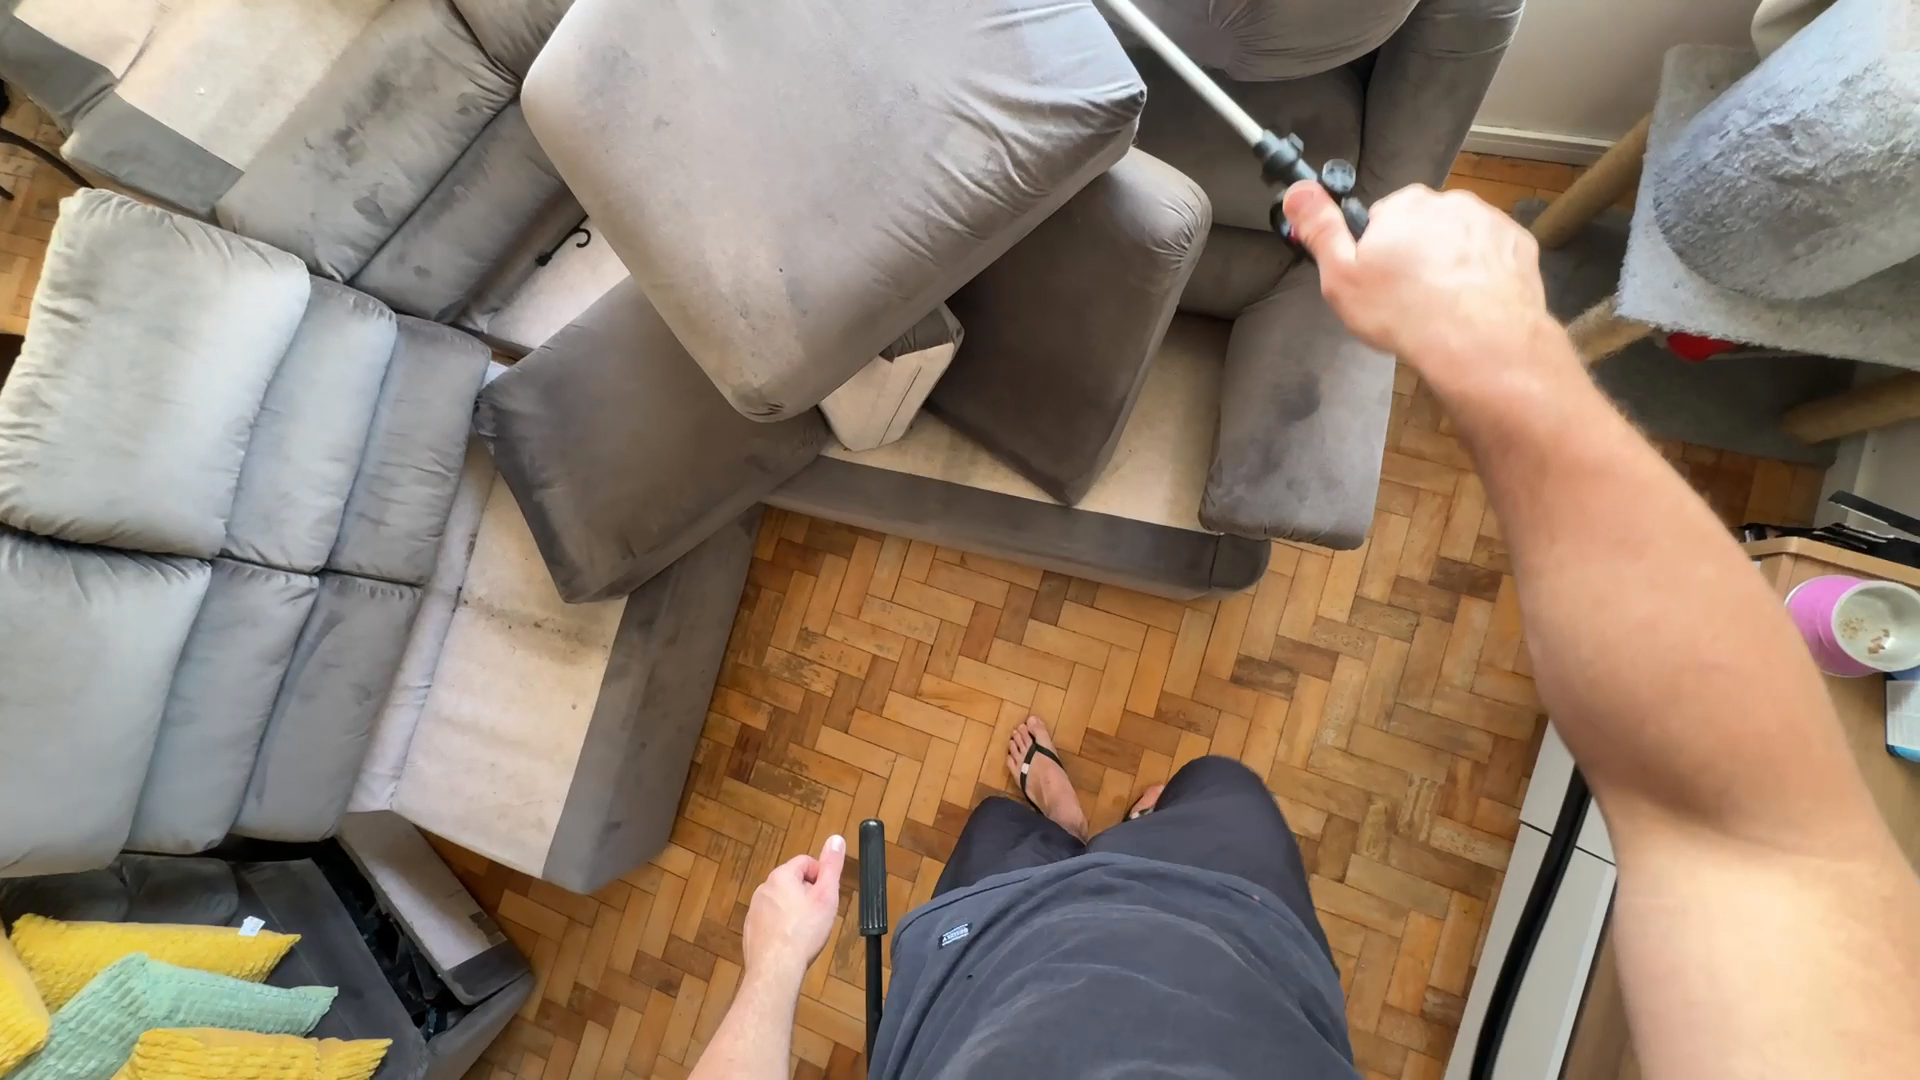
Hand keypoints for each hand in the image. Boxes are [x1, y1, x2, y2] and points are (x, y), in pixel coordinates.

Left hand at [742, 835, 845, 986]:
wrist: (776, 970)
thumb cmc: (804, 931)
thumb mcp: (827, 895)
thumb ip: (832, 865)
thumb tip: (836, 839)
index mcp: (781, 876)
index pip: (806, 862)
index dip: (821, 877)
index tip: (827, 896)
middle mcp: (764, 889)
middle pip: (793, 882)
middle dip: (808, 895)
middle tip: (819, 914)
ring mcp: (754, 911)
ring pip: (781, 902)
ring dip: (794, 911)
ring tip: (806, 931)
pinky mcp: (750, 931)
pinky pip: (770, 921)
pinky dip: (781, 927)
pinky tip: (791, 943)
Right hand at [1283, 181, 1566, 397]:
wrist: (1476, 338)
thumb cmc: (1401, 309)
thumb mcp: (1340, 276)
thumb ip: (1320, 229)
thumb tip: (1296, 191)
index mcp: (1403, 206)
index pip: (1379, 218)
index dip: (1371, 251)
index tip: (1371, 279)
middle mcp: (1449, 202)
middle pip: (1420, 227)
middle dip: (1409, 255)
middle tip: (1398, 297)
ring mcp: (1488, 222)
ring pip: (1455, 241)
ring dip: (1443, 265)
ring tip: (1431, 305)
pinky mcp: (1516, 245)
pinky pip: (1487, 256)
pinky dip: (1475, 275)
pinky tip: (1462, 304)